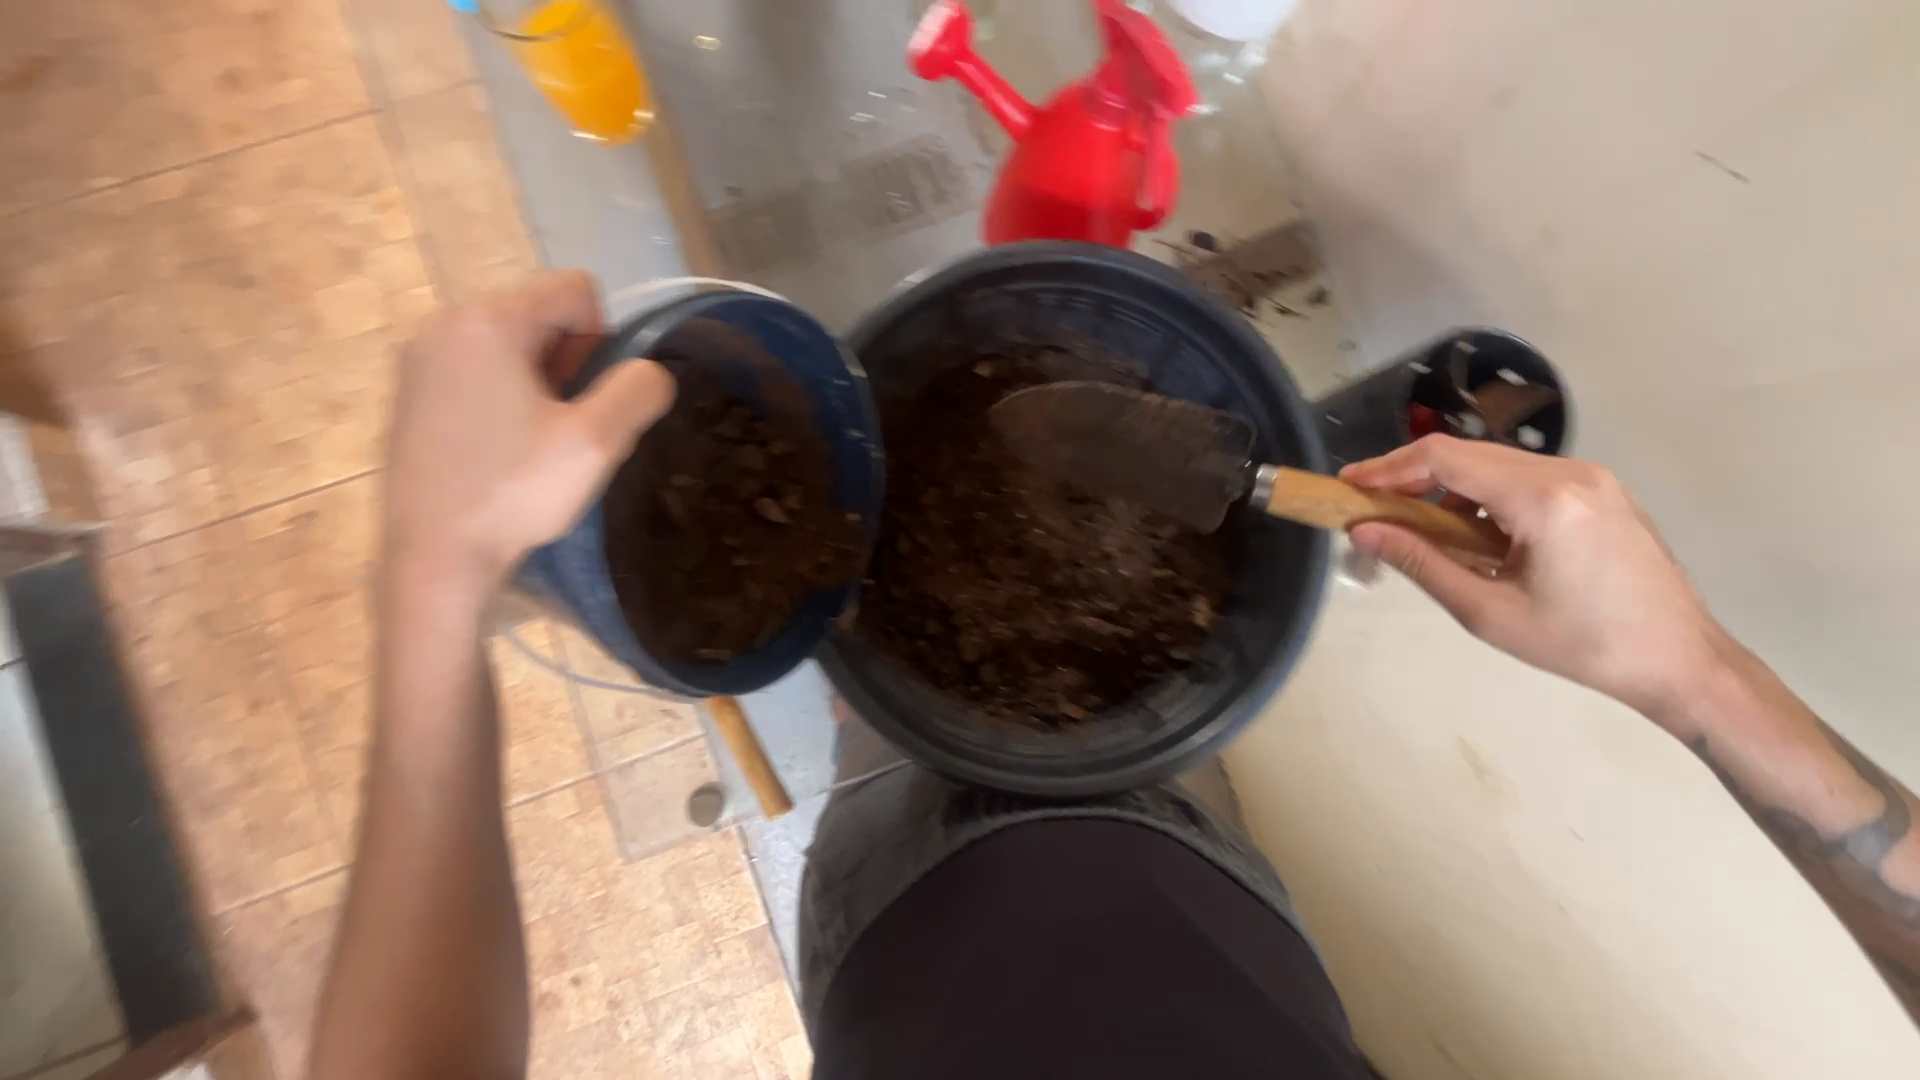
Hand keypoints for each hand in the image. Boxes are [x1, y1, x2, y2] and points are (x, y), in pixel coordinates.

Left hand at [383, 271, 674, 592]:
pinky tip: (504, 448)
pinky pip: (480, 370)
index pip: (575, 290)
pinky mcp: (411, 394)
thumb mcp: (596, 442)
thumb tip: (650, 372)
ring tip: (537, 442)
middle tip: (566, 427)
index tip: (592, 397)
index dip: (605, 338)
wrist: (433, 557)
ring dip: (542, 382)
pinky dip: (507, 396)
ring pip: (513, 345)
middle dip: (570, 362)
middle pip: (541, 315)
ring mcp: (419, 359)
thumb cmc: (514, 492)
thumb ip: (638, 391)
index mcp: (486, 322)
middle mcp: (443, 325)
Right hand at [1340, 436, 1732, 725]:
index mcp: (1543, 499)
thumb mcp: (1486, 611)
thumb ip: (1419, 563)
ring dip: (1446, 486)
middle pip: (1466, 454)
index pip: (1444, 459)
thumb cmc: (1580, 644)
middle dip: (1410, 475)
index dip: (1387, 468)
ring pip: (1494, 463)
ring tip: (1414, 525)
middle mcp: (1570, 472)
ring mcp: (1591, 478)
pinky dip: (1481, 494)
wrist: (1681, 662)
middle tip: (1369, 505)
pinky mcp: (1600, 491)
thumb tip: (1362, 531)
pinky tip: (1469, 530)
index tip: (1348, 485)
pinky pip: (1522, 476)